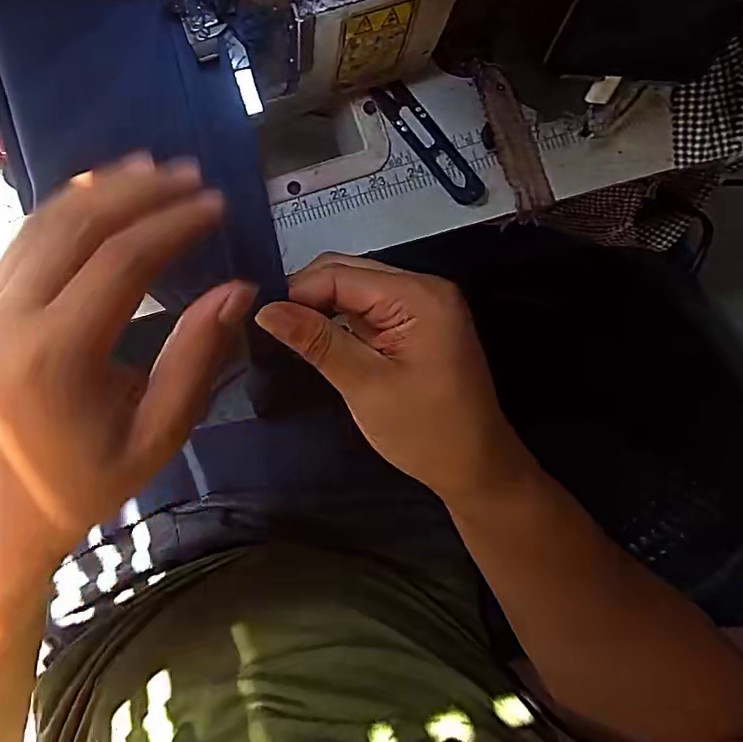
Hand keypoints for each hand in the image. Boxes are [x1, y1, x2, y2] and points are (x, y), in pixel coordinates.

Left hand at [0, 154, 254, 564]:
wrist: (4, 508)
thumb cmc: (86, 481)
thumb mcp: (156, 436)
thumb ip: (195, 358)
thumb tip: (238, 290)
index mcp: (54, 356)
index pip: (121, 262)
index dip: (174, 225)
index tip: (215, 205)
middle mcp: (10, 318)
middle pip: (79, 225)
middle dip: (140, 192)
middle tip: (190, 175)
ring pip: (47, 220)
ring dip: (103, 188)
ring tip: (152, 169)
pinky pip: (28, 236)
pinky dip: (68, 206)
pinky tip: (103, 191)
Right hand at [255, 253, 534, 502]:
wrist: (478, 470)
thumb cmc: (426, 432)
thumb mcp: (365, 386)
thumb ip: (316, 341)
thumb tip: (265, 311)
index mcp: (418, 296)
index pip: (340, 274)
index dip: (297, 293)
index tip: (264, 321)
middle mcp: (421, 287)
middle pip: (346, 272)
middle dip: (306, 296)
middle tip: (274, 329)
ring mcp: (420, 302)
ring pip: (352, 286)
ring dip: (320, 306)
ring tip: (291, 334)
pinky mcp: (414, 320)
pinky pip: (365, 304)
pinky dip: (338, 317)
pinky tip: (319, 337)